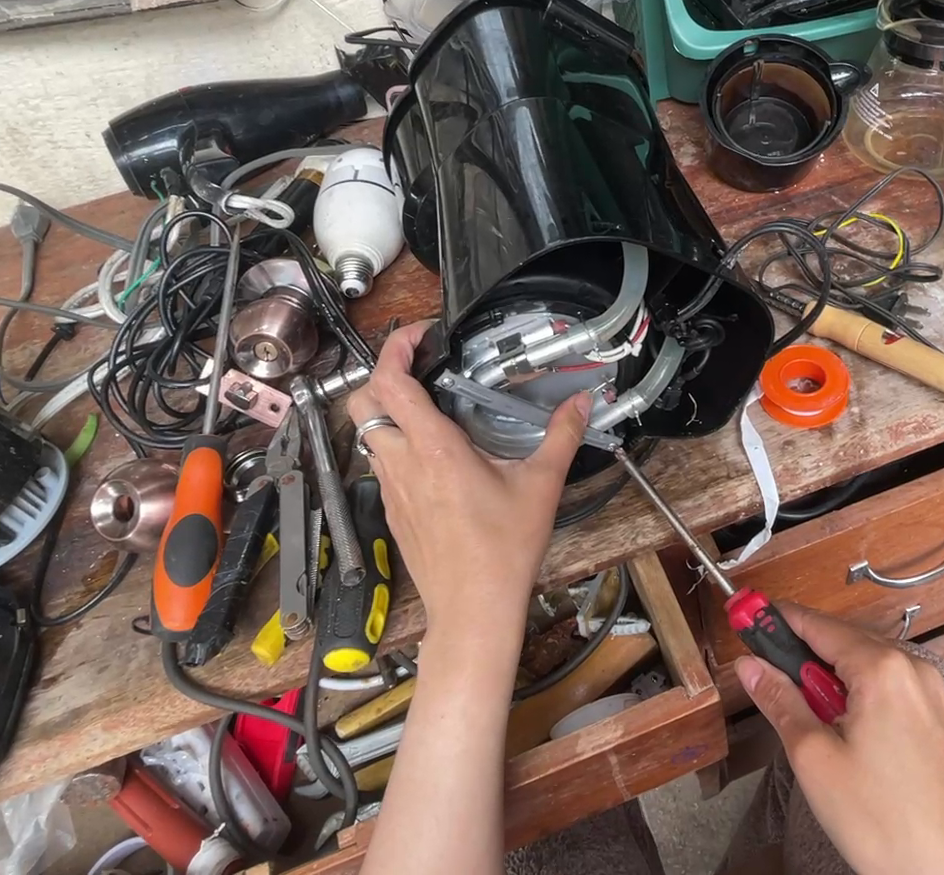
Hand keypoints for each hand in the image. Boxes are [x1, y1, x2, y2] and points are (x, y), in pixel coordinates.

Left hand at [345, 321, 589, 634]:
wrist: (472, 608)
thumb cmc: (502, 550)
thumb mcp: (541, 485)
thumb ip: (561, 436)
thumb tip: (580, 404)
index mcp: (435, 449)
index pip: (391, 382)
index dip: (396, 348)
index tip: (419, 335)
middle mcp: (403, 463)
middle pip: (363, 401)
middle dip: (382, 372)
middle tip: (417, 366)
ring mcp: (390, 488)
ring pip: (368, 432)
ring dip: (388, 408)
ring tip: (428, 405)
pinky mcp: (392, 509)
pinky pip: (380, 462)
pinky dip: (395, 443)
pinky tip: (432, 454)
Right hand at [736, 606, 943, 874]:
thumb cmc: (884, 824)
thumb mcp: (814, 758)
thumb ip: (780, 700)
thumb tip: (750, 665)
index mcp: (883, 670)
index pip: (818, 626)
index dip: (779, 621)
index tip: (751, 616)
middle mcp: (918, 672)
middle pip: (849, 644)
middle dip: (809, 656)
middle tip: (775, 678)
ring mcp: (942, 699)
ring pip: (877, 669)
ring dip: (842, 681)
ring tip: (821, 723)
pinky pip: (903, 694)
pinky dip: (873, 700)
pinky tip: (861, 740)